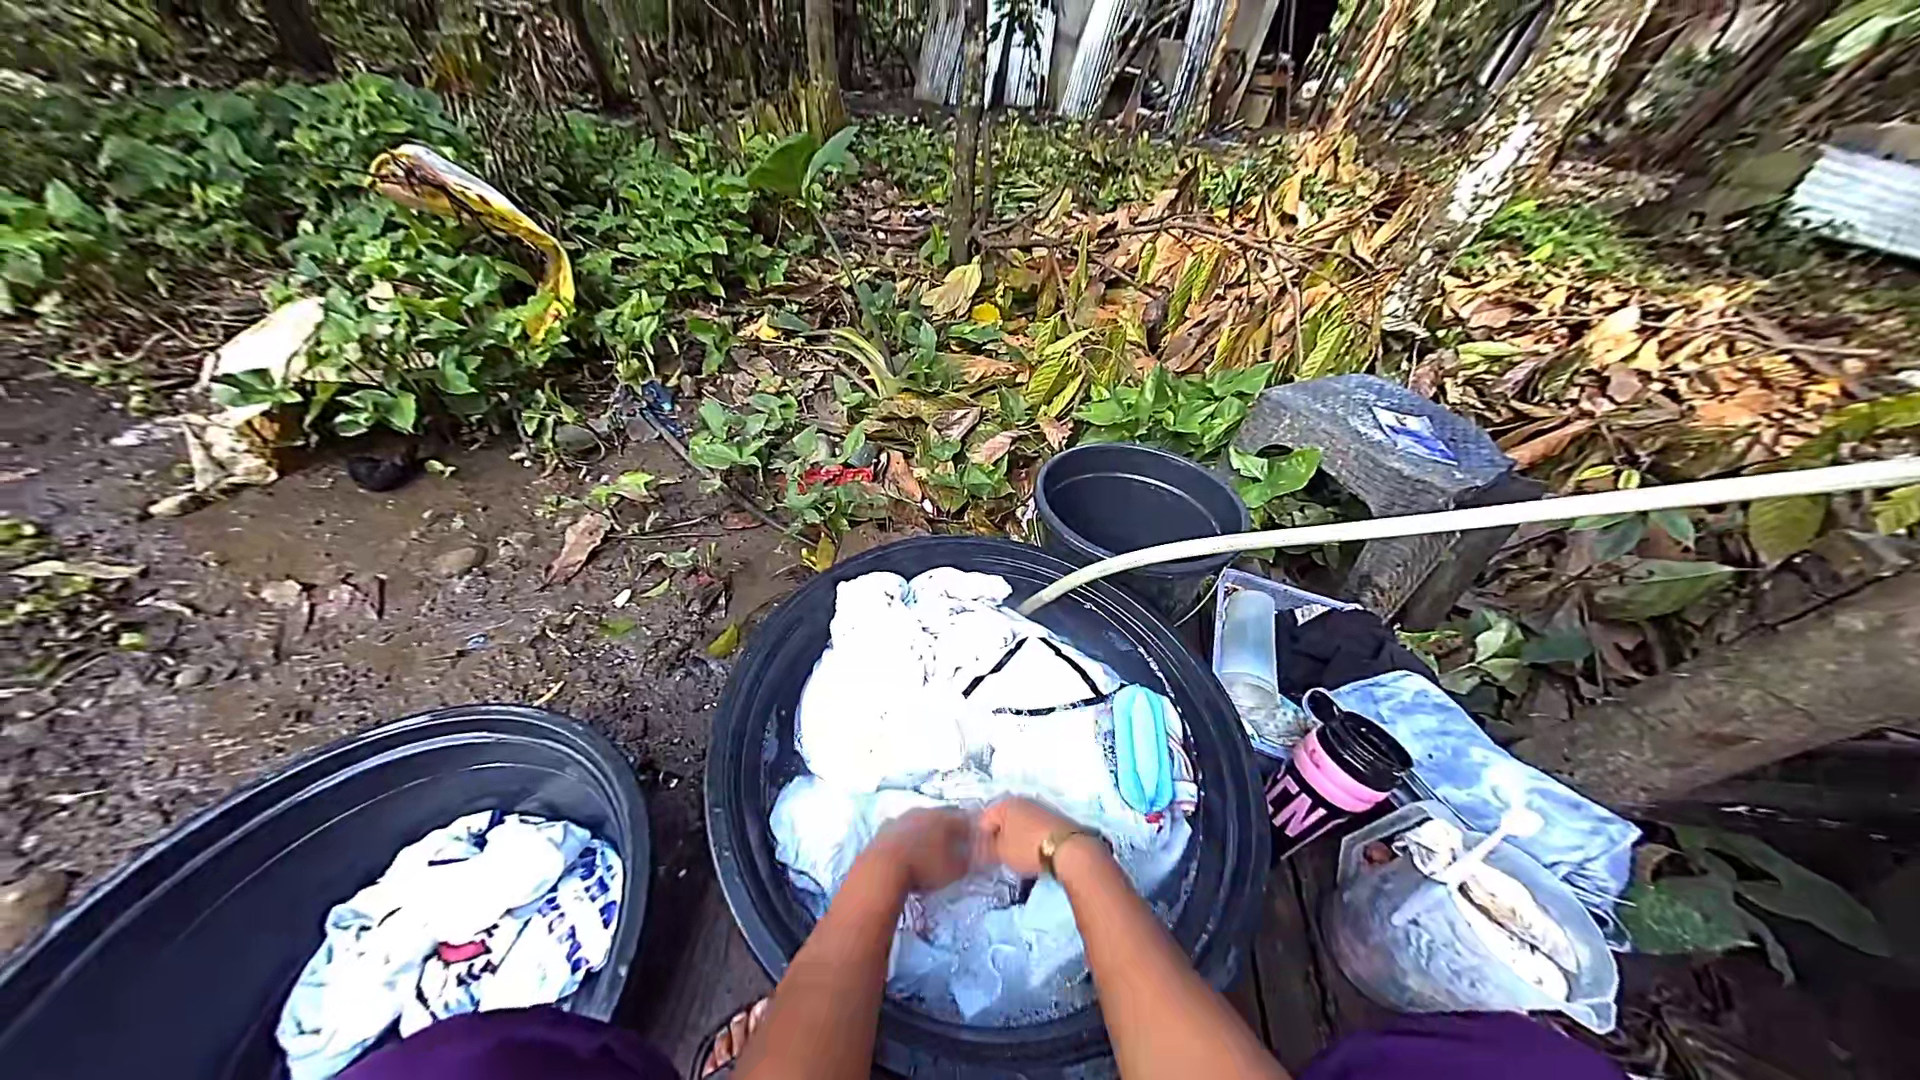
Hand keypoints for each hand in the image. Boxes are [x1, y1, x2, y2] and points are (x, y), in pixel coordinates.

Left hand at [861, 807, 974, 894]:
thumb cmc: (924, 868)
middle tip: (952, 845)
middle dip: (948, 829)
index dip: (971, 830)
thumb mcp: (954, 869)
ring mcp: (903, 817)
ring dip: (926, 831)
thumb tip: (973, 855)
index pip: (964, 818)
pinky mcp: (885, 828)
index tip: (973, 841)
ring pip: (920, 821)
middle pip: (941, 816)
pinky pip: (902, 830)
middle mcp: (924, 811)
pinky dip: (908, 838)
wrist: (883, 869)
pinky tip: (907, 850)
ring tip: (928, 849)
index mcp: (944, 817)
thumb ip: (968, 860)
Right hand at [979, 796, 1086, 876]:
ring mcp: (1039, 807)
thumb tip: (980, 846)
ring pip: (1019, 823)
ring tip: (1016, 857)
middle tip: (999, 857)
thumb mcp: (1002, 852)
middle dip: (999, 836)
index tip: (984, 856)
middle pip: (1003, 820)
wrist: (1068, 849)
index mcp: (1005, 804)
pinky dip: (1030, 838)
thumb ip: (987, 848)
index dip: (981, 839)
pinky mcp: (1053, 818)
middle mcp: (1022, 800)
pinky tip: (1032, 852)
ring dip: (1015, 837)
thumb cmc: (1028, 848)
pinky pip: (1033, 827)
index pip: (984, 820)